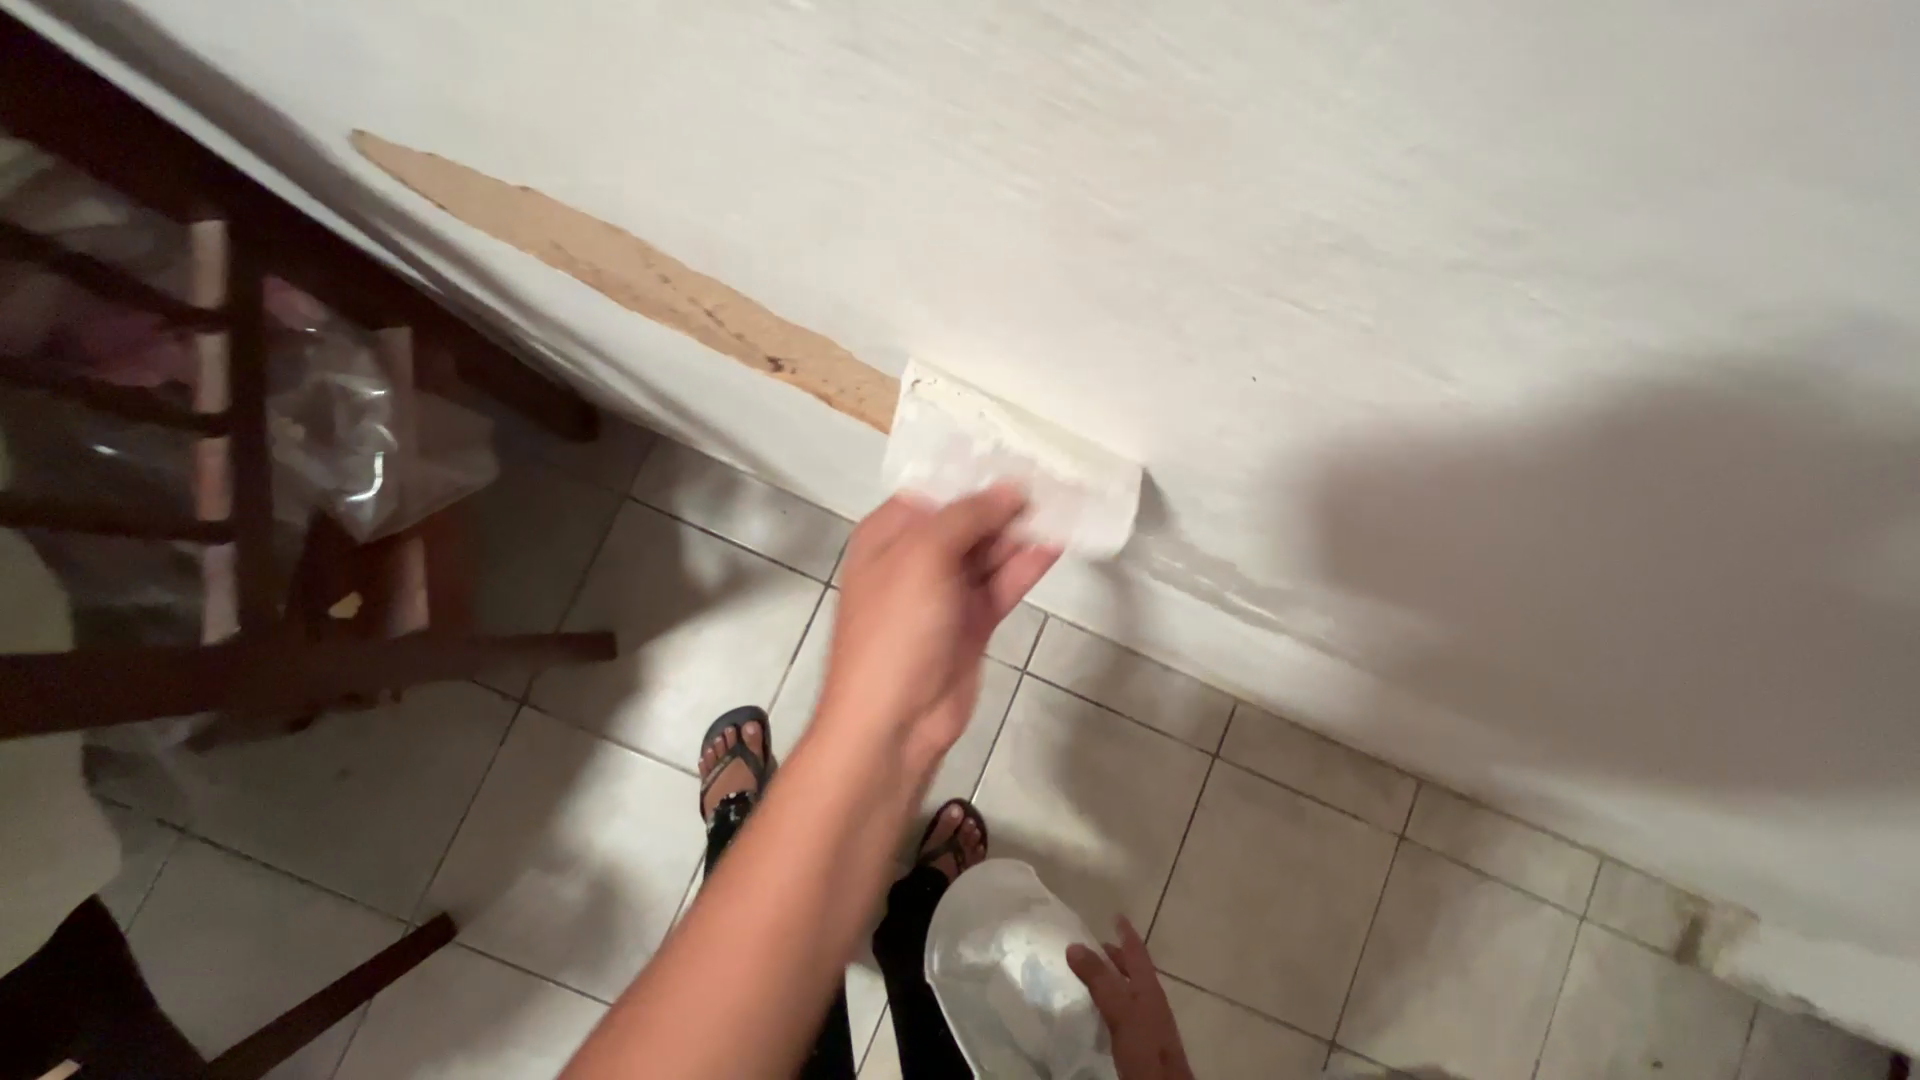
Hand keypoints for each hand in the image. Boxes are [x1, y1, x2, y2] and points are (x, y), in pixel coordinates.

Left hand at [820, 485, 1058, 760]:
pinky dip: (1027, 565)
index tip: (1018, 452)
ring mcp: (945, 592)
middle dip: (1006, 501)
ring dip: (1023, 532)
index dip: (974, 473)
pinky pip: (1003, 584)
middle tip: (1056, 476)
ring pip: (990, 551)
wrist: (895, 721)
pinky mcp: (973, 621)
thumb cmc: (894, 631)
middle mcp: (915, 558)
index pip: (935, 491)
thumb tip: (1009, 489)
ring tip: (1068, 503)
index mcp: (888, 536)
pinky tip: (1058, 544)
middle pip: (967, 519)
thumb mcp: (921, 557)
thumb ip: (966, 517)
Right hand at [1067, 917, 1194, 1079]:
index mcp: (1149, 987)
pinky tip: (1099, 1012)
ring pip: (1129, 992)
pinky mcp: (1142, 1043)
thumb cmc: (1145, 1046)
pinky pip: (1125, 1012)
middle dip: (1117, 957)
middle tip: (1096, 945)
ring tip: (1091, 976)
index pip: (1137, 952)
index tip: (1116, 915)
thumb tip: (1073, 945)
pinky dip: (1111, 1002)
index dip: (1127, 933)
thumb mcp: (1120, 1009)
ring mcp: (1149, 1023)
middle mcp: (1151, 1001)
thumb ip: (1099, 979)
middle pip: (1135, 971)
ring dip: (1113, 980)